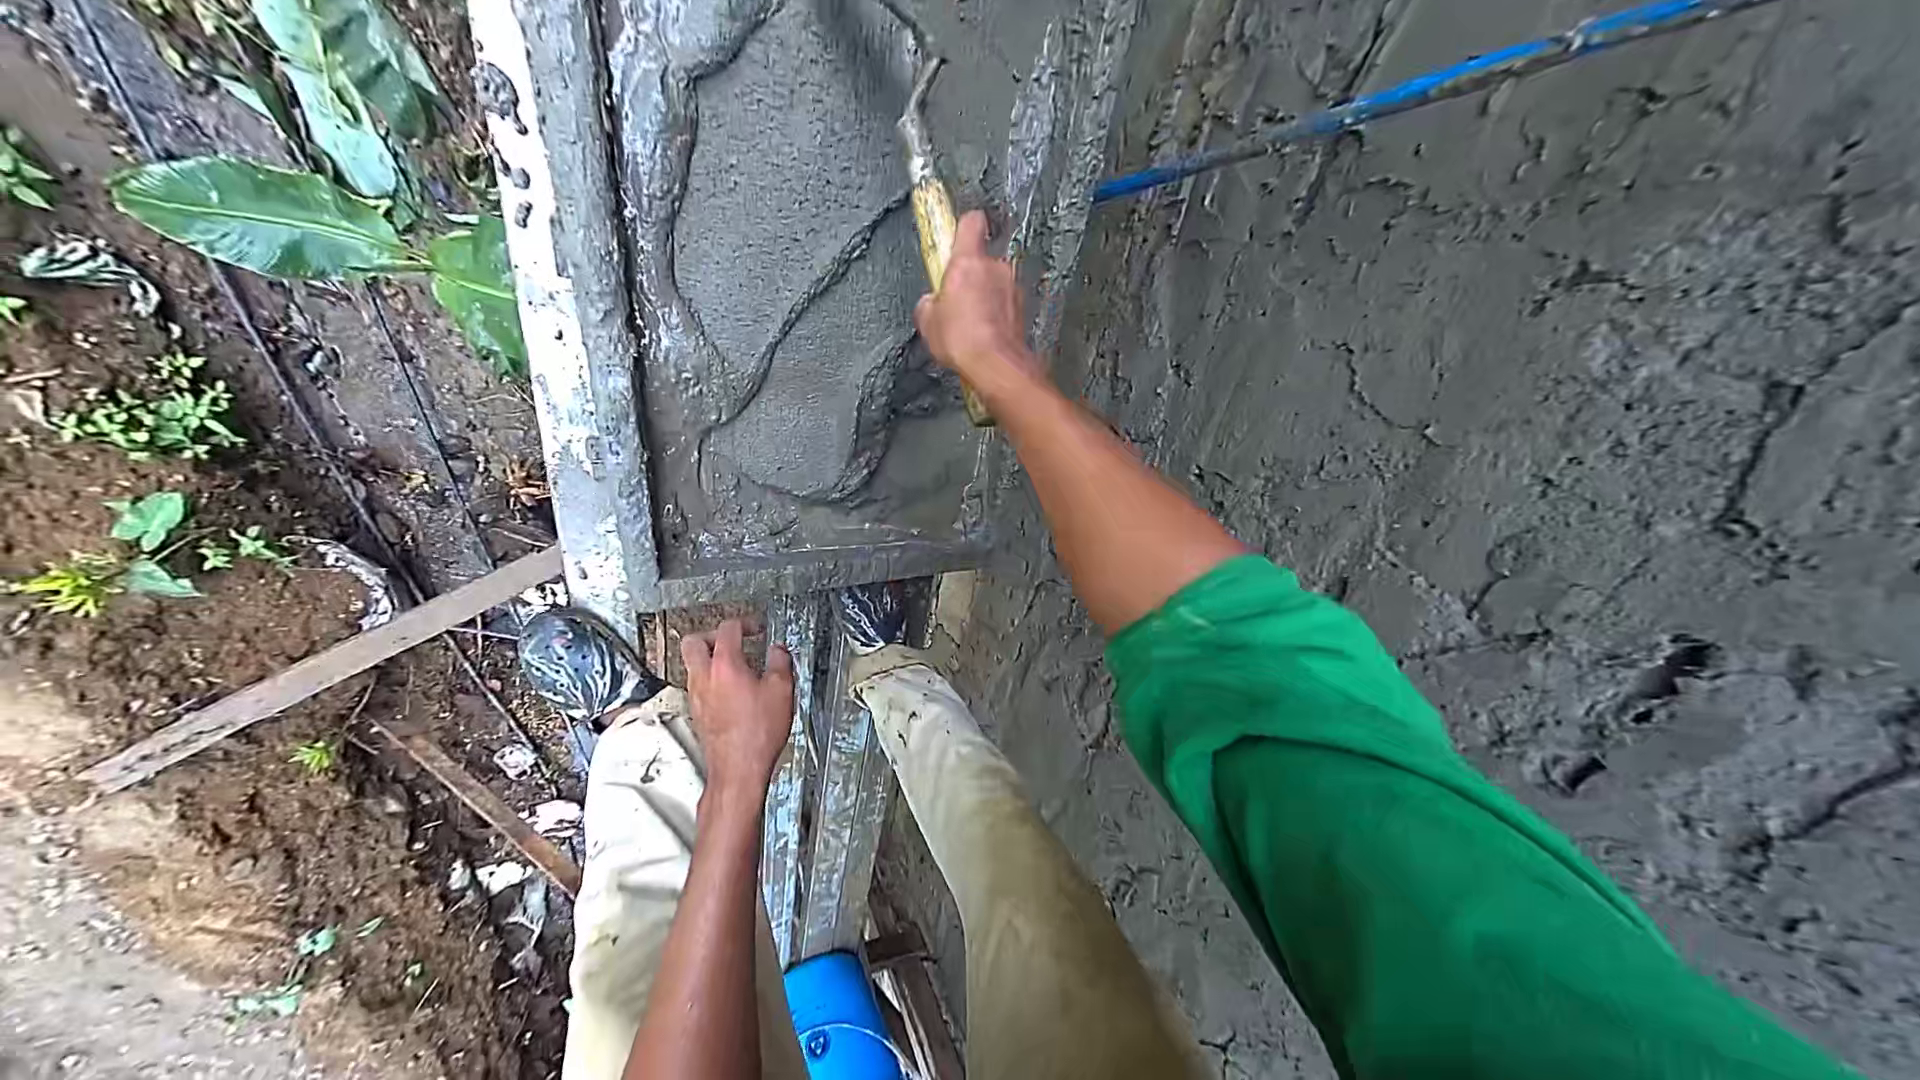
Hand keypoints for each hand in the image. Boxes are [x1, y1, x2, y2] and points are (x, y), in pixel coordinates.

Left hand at [681, 619, 793, 795]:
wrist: (738, 768)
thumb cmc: (757, 734)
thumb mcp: (782, 690)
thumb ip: (780, 662)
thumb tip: (778, 651)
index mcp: (725, 665)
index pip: (727, 629)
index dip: (744, 623)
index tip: (755, 628)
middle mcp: (704, 678)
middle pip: (694, 641)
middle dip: (713, 635)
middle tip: (733, 639)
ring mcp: (696, 696)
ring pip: (692, 664)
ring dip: (710, 658)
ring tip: (734, 663)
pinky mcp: (697, 712)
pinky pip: (698, 685)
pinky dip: (711, 679)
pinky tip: (731, 689)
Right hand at [914, 211, 1047, 400]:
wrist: (995, 366)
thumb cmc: (964, 340)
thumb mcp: (928, 322)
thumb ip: (927, 303)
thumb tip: (929, 303)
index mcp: (968, 261)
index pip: (970, 222)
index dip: (962, 227)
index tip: (954, 236)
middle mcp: (995, 268)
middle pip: (981, 259)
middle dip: (969, 275)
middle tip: (956, 297)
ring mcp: (1012, 288)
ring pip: (995, 283)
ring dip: (984, 296)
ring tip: (970, 321)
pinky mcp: (1022, 309)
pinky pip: (1004, 303)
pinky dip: (995, 313)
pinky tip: (983, 333)